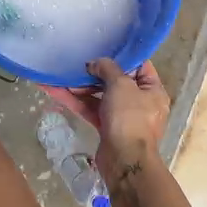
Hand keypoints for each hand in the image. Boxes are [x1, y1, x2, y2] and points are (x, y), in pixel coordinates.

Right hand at [42, 58, 170, 163]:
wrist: (124, 160)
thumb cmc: (129, 117)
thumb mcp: (121, 85)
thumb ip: (107, 68)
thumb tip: (94, 64)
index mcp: (152, 91)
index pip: (140, 66)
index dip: (122, 56)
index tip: (102, 47)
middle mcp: (140, 102)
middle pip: (115, 81)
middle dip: (94, 73)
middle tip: (76, 63)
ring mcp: (122, 116)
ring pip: (99, 95)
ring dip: (80, 87)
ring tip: (59, 76)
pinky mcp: (107, 127)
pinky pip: (90, 109)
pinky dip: (75, 101)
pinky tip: (54, 91)